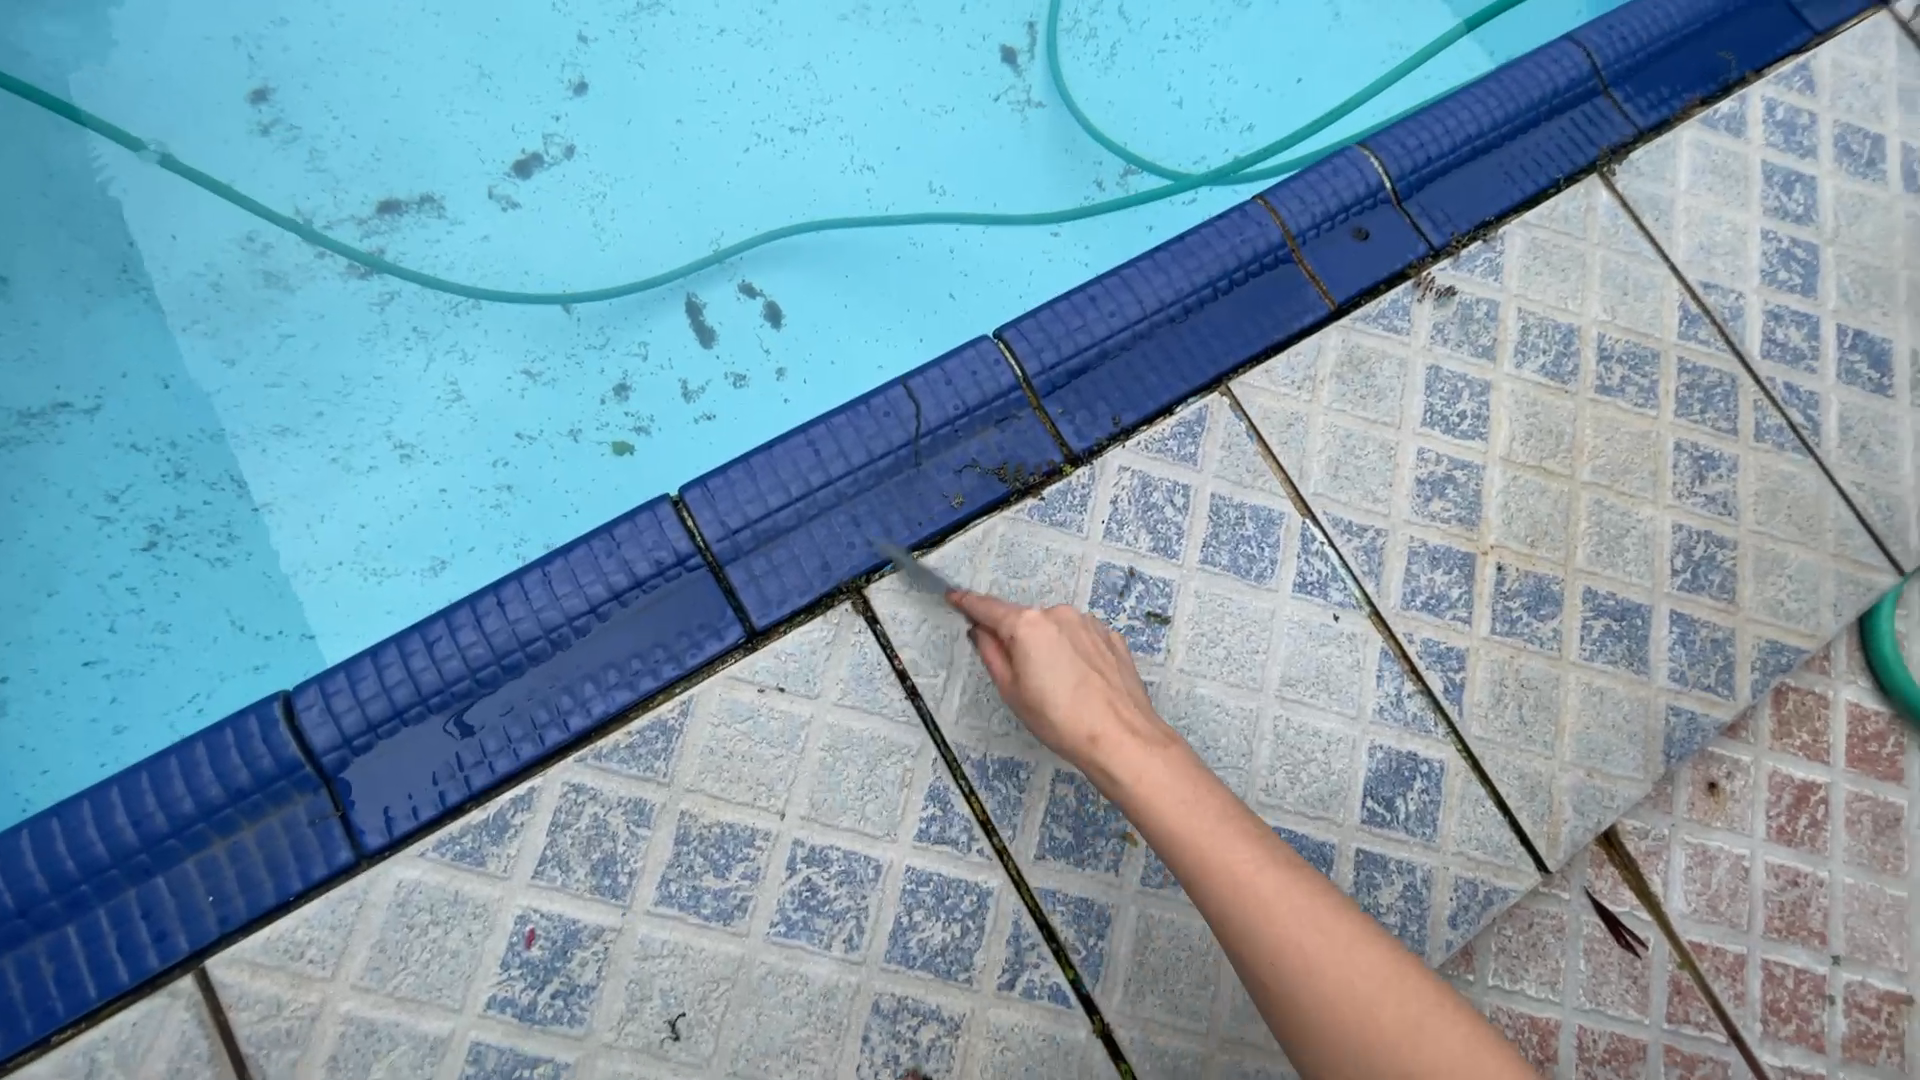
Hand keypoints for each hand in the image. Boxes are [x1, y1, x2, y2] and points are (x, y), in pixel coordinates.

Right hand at [946, 590, 1174, 780]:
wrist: (1121, 738)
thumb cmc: (1061, 721)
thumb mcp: (1011, 691)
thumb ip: (991, 653)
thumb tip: (981, 631)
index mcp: (1027, 625)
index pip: (988, 608)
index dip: (967, 603)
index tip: (954, 597)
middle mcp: (1058, 614)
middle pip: (1025, 622)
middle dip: (1017, 641)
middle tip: (1024, 680)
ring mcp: (1088, 623)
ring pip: (1054, 630)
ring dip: (1048, 648)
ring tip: (1060, 688)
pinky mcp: (1111, 636)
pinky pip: (1080, 638)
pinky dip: (1073, 653)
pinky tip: (1081, 682)